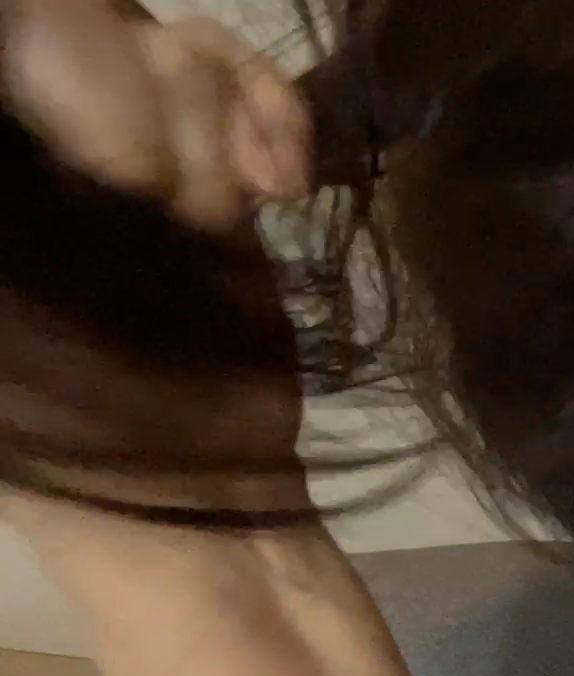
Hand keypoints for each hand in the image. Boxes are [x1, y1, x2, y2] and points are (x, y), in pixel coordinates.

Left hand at [0, 0, 312, 526]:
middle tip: (145, 207)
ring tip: (217, 218)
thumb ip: (7, 193)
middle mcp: (31, 125)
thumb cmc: (65, 412)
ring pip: (174, 48)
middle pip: (87, 20)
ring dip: (210, 137)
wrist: (201, 470)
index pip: (9, 22)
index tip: (106, 175)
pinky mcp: (225, 182)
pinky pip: (241, 85)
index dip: (60, 67)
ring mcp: (132, 145)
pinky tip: (283, 187)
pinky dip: (277, 117)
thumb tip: (68, 112)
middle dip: (130, 112)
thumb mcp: (3, 304)